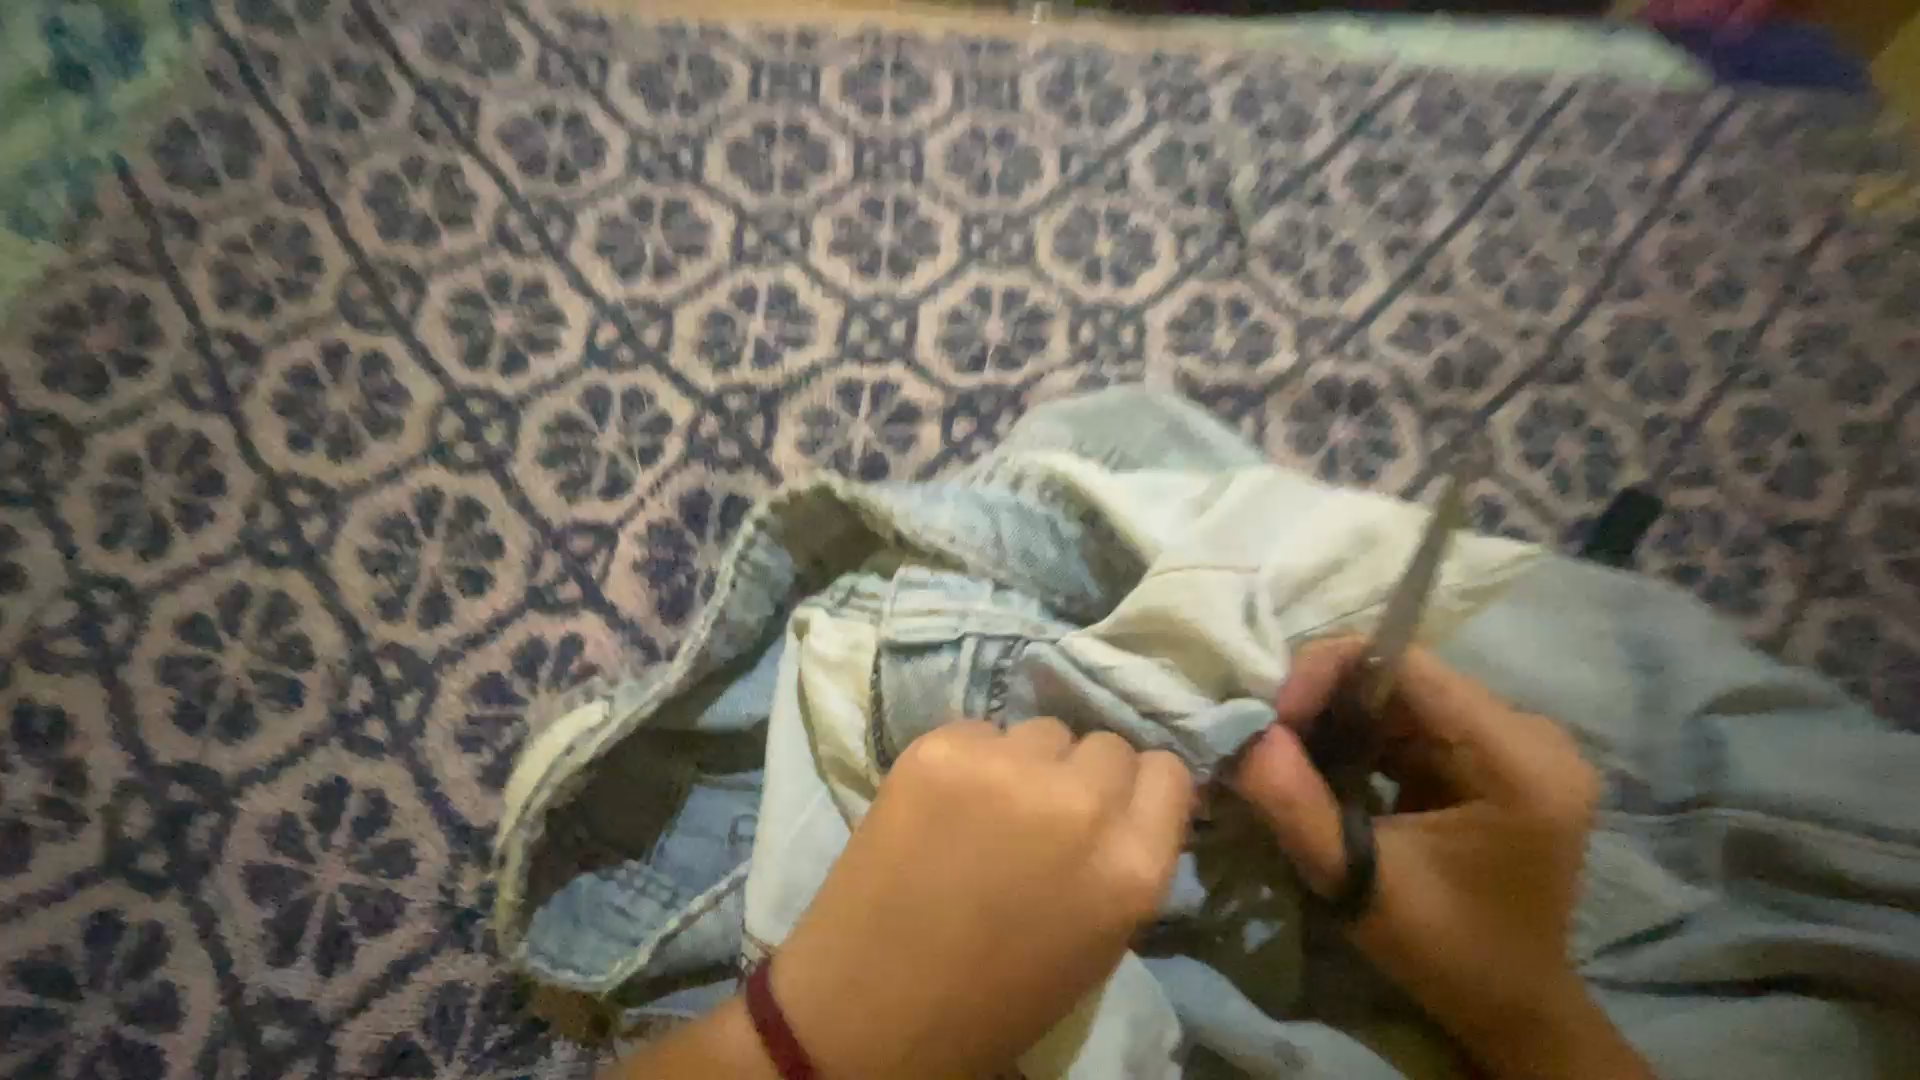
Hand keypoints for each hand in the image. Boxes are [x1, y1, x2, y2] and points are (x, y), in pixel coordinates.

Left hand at [769, 718, 1194, 1077]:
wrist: (872, 1007)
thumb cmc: (996, 993)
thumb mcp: (1098, 940)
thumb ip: (1125, 858)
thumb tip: (1130, 798)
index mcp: (1131, 865)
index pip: (1166, 772)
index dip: (1138, 786)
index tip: (1114, 800)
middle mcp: (1078, 803)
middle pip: (1105, 743)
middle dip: (1082, 772)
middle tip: (1045, 808)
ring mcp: (1004, 768)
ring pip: (1041, 729)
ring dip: (1027, 761)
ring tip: (989, 807)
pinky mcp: (939, 749)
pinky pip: (980, 730)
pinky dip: (971, 758)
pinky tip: (944, 802)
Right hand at [1233, 640, 1652, 1079]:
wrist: (1509, 1004)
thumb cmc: (1445, 951)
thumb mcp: (1356, 882)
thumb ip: (1294, 805)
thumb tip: (1247, 735)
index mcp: (1518, 760)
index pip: (1406, 664)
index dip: (1326, 671)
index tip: (1274, 719)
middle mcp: (1528, 733)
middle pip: (1399, 675)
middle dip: (1323, 700)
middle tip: (1271, 742)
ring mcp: (1512, 739)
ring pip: (1396, 692)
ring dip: (1335, 718)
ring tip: (1292, 759)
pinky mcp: (1490, 751)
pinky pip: (1406, 716)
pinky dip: (1356, 734)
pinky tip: (1328, 770)